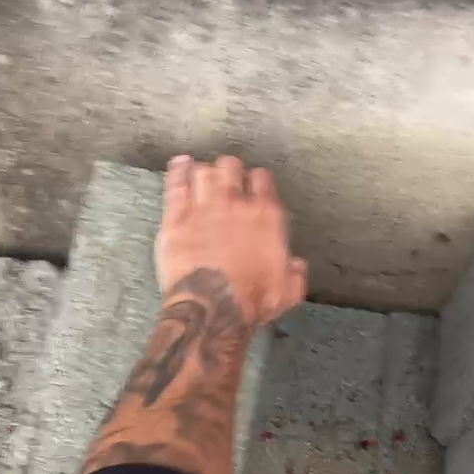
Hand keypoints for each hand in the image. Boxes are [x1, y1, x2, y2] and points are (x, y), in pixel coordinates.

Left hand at [156, 155, 307, 325]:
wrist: (213, 309)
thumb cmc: (250, 302)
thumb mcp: (286, 292)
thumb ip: (294, 273)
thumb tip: (296, 265)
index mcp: (266, 217)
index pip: (263, 180)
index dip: (257, 180)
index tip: (254, 185)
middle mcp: (236, 204)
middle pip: (231, 168)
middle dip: (229, 171)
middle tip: (226, 179)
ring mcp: (204, 207)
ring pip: (204, 172)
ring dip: (205, 172)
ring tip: (203, 175)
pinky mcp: (177, 217)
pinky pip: (177, 182)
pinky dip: (179, 170)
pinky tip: (181, 165)